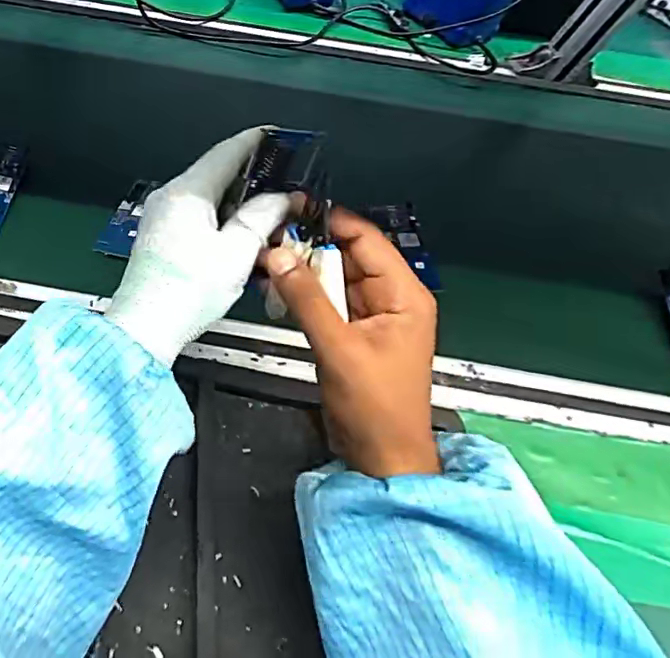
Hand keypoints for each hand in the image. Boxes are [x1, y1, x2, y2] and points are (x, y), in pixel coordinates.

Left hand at [105, 128, 292, 367]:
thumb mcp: (237, 252)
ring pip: (206, 195)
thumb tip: (281, 198)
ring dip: (236, 199)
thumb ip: (262, 217)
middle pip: (215, 173)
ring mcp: (161, 216)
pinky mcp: (159, 235)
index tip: (272, 134)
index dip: (253, 142)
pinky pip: (195, 213)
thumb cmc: (185, 291)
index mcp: (187, 192)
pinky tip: (238, 232)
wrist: (144, 327)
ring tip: (266, 207)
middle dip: (249, 174)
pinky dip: (220, 216)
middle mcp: (169, 197)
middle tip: (279, 175)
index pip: (225, 152)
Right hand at [262, 207, 439, 477]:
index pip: (366, 239)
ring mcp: (370, 314)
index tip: (291, 208)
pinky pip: (325, 297)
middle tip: (269, 235)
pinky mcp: (351, 329)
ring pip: (333, 275)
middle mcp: (390, 297)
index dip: (329, 220)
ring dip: (302, 268)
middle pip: (346, 254)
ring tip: (266, 256)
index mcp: (403, 294)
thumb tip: (278, 254)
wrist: (382, 460)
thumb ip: (306, 298)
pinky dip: (302, 290)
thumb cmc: (375, 407)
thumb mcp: (338, 348)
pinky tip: (275, 284)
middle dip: (308, 245)